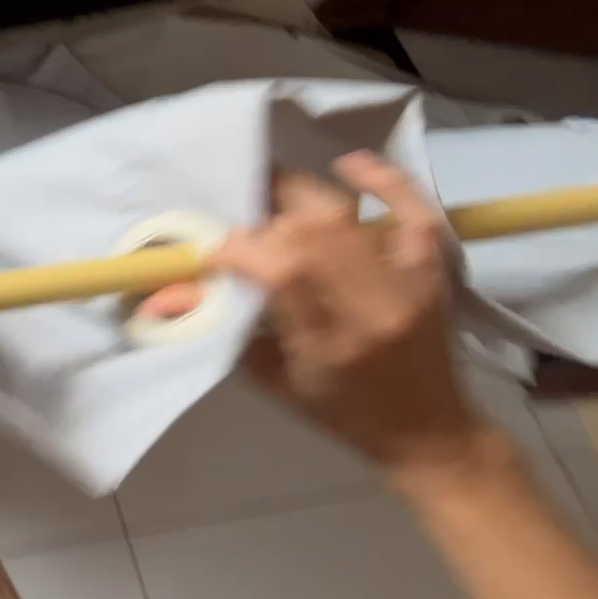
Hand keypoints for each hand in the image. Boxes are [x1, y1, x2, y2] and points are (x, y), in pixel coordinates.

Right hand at [212, 151, 496, 483]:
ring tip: (266, 193)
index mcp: (331, 341)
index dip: (239, 249)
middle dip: (261, 219)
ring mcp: (409, 284)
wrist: (432, 435)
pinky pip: (415, 214)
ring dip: (296, 198)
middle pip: (313, 234)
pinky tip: (346, 163)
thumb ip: (221, 328)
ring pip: (346, 218)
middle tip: (238, 223)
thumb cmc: (341, 410)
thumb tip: (164, 292)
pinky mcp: (432, 271)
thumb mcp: (270, 378)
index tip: (212, 250)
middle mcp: (374, 306)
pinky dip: (385, 182)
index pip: (284, 271)